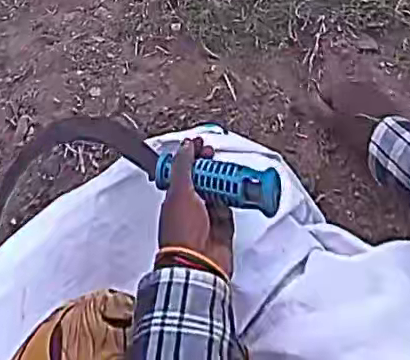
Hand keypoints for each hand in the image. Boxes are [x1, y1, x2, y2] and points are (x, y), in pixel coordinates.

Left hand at [157, 138, 233, 276]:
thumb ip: (183, 166)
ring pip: (216, 191)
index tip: (199, 144)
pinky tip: (234, 192)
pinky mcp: (221, 229)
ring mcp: (206, 218)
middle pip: (201, 178)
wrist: (198, 264)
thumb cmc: (182, 232)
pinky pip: (228, 209)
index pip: (183, 169)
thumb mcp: (180, 191)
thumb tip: (185, 146)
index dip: (191, 155)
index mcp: (175, 196)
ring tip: (227, 172)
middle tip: (214, 156)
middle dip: (208, 165)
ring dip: (222, 181)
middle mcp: (190, 206)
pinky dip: (232, 200)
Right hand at [309, 80, 407, 160]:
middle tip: (344, 127)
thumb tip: (295, 101)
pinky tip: (373, 127)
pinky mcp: (386, 98)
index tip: (329, 123)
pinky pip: (371, 102)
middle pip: (340, 93)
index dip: (324, 108)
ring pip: (356, 97)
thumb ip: (315, 110)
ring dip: (355, 108)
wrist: (392, 138)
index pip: (324, 92)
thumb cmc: (357, 132)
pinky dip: (369, 111)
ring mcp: (372, 89)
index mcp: (339, 87)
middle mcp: (355, 83)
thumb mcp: (332, 124)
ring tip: (360, 129)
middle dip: (340, 106)